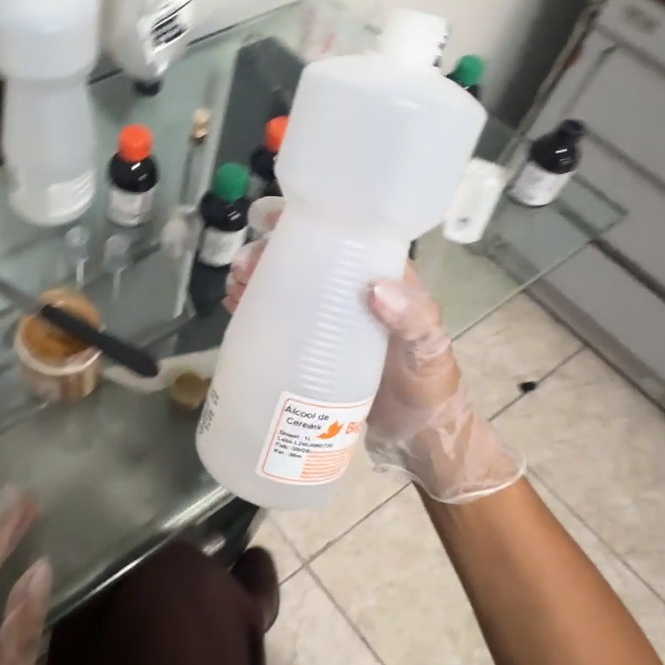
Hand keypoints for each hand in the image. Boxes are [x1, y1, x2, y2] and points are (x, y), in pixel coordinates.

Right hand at [225, 242, 523, 503]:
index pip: (342, 238)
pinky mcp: (314, 351)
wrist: (420, 442)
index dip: (305, 224)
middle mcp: (353, 294)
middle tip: (244, 269)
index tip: (268, 221)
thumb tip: (375, 290)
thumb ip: (412, 319)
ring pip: (289, 289)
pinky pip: (283, 323)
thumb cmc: (430, 391)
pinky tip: (236, 309)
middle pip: (306, 261)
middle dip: (269, 256)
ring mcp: (331, 324)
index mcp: (384, 280)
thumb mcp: (428, 352)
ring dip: (258, 281)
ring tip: (234, 288)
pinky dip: (258, 312)